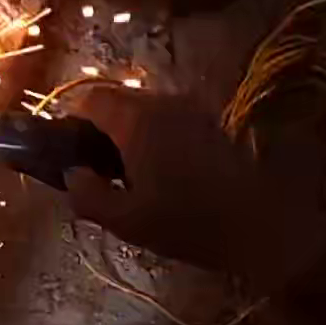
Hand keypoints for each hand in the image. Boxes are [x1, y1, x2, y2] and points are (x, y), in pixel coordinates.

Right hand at [64, 87, 325, 289]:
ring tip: (126, 171)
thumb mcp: (126, 220)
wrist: (257, 226)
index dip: (71, 120)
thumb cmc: (186, 224)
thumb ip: (87, 194)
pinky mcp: (209, 122)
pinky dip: (151, 134)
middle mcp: (163, 103)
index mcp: (136, 121)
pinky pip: (167, 117)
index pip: (90, 99)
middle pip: (116, 99)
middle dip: (98, 126)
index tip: (68, 151)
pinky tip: (158, 170)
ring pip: (143, 108)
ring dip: (126, 130)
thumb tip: (71, 173)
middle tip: (94, 166)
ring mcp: (190, 109)